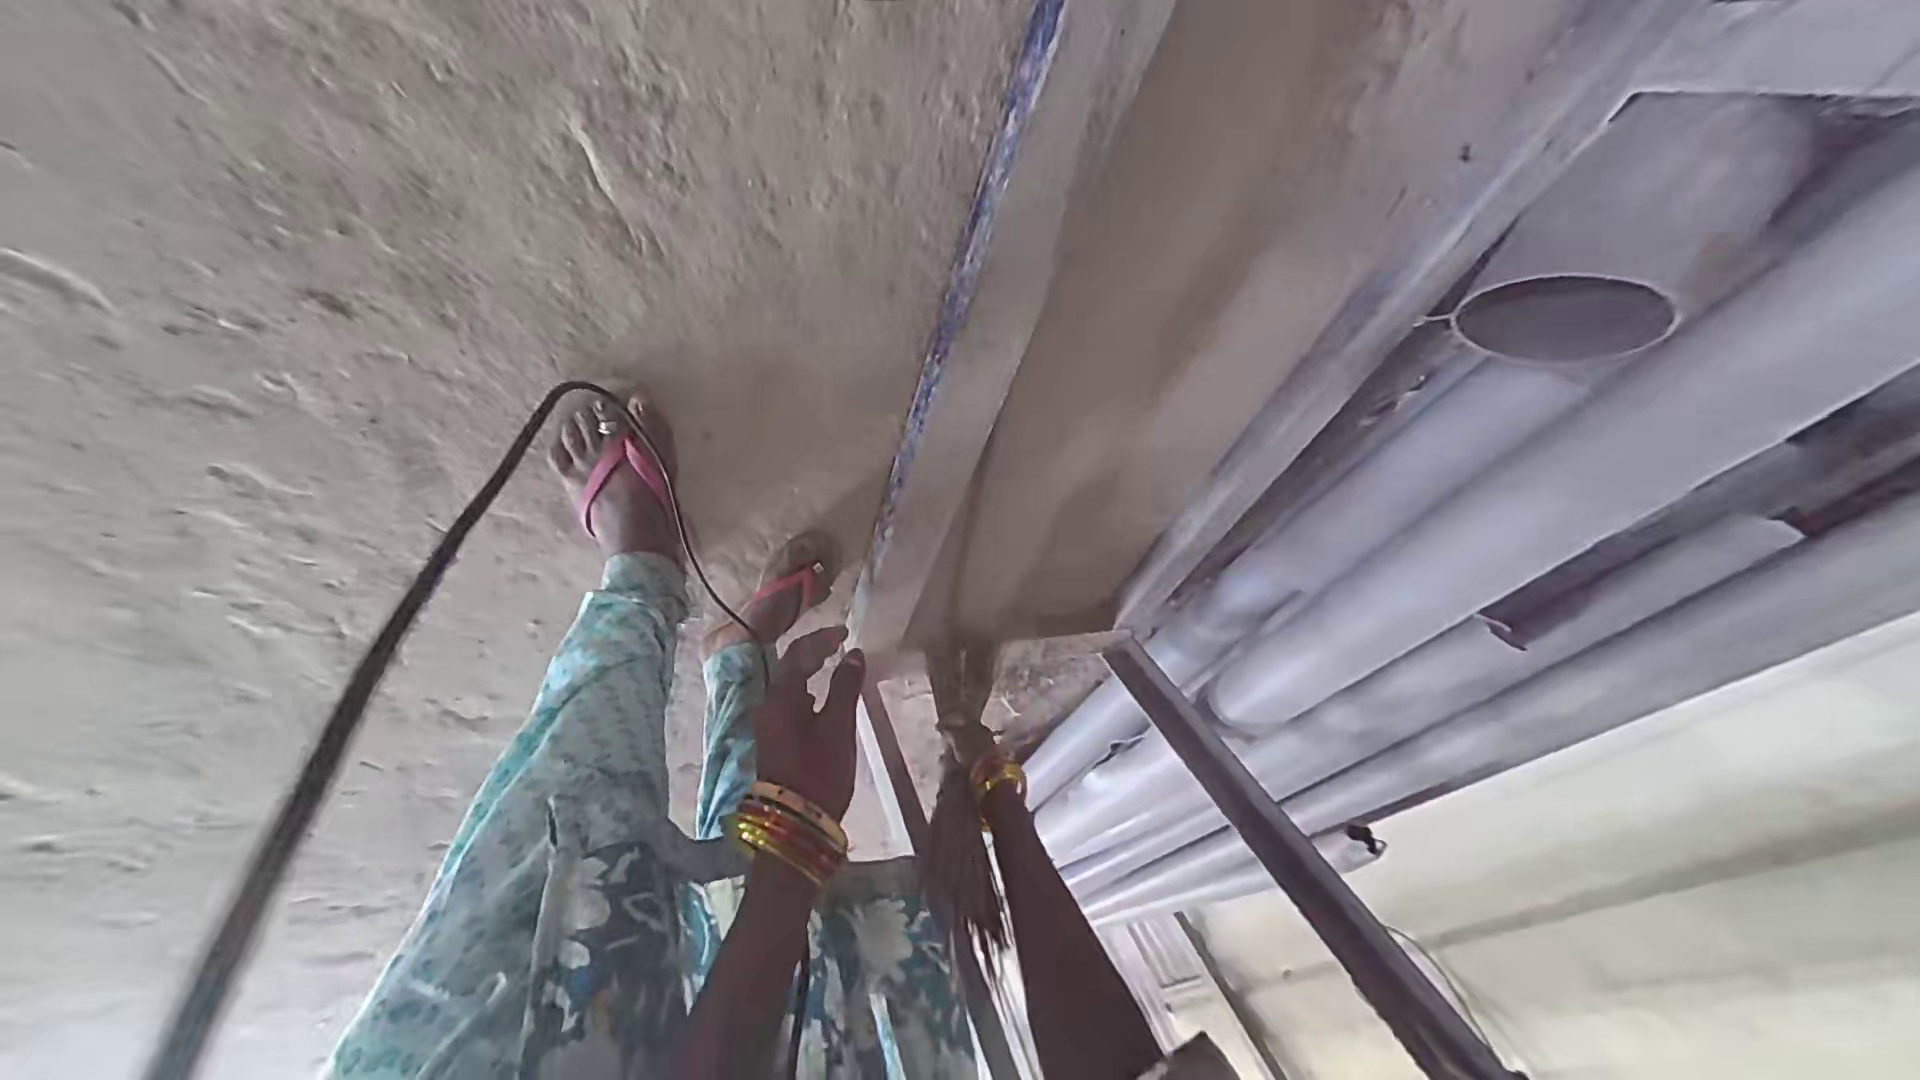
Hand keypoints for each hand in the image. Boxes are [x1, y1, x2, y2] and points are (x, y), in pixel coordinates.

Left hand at [751, 626, 864, 819]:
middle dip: (814, 651)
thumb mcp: (838, 728)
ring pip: (789, 686)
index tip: (844, 632)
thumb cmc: (820, 772)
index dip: (821, 638)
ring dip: (810, 670)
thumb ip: (845, 688)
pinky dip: (807, 690)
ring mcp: (769, 725)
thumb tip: (853, 654)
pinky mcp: (775, 740)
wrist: (795, 825)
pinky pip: (789, 703)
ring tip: (835, 665)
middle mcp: (768, 707)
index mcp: (781, 699)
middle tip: (840, 643)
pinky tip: (821, 698)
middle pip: (789, 667)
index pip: (798, 654)